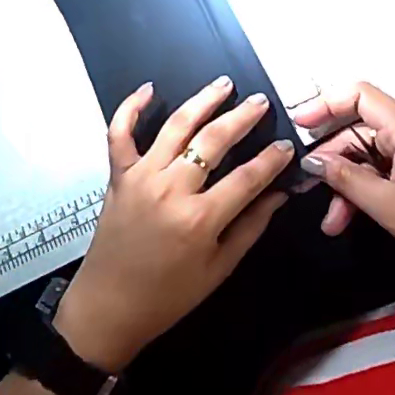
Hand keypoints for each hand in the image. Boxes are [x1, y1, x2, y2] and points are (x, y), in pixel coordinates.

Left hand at [54, 76, 294, 371]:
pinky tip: (149, 89)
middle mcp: (171, 190)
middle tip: (260, 102)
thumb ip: (252, 226)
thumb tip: (280, 194)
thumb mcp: (219, 269)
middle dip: (243, 117)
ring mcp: (141, 179)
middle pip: (214, 140)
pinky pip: (120, 135)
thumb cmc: (168, 296)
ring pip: (175, 126)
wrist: (107, 310)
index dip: (272, 158)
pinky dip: (130, 108)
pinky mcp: (117, 177)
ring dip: (202, 101)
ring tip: (224, 84)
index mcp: (201, 219)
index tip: (286, 145)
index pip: (248, 176)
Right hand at [291, 82, 394, 321]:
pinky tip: (351, 218)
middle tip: (307, 190)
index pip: (360, 95)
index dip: (325, 104)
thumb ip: (348, 180)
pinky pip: (385, 170)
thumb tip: (313, 162)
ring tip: (332, 222)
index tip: (298, 125)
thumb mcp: (391, 207)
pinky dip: (367, 191)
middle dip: (332, 160)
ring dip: (348, 184)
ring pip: (369, 155)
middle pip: (360, 129)